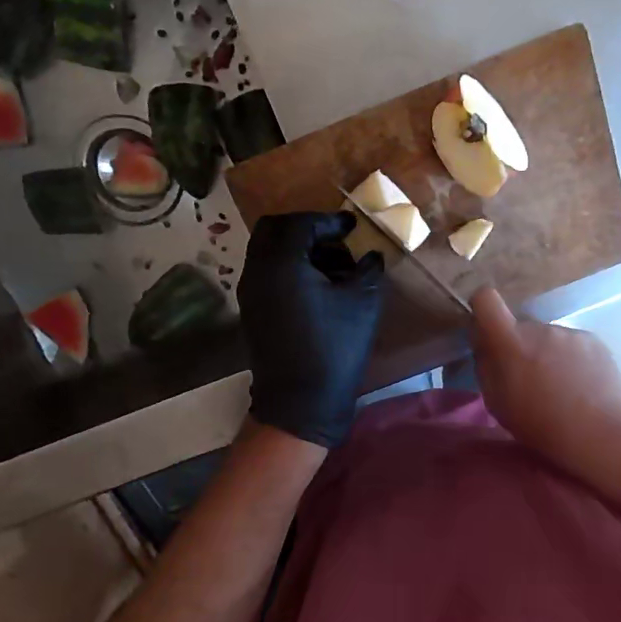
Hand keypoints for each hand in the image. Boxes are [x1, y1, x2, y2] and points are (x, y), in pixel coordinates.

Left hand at [238, 212, 385, 447]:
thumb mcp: (363, 302)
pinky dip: (289, 269)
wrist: (301, 401)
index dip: (329, 221)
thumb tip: (370, 255)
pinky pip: (267, 274)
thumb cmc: (335, 347)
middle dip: (306, 229)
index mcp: (282, 262)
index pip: (301, 223)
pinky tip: (318, 288)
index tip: (351, 226)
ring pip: (268, 252)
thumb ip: (368, 269)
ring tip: (333, 268)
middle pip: (274, 230)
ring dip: (298, 250)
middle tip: (335, 240)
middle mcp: (258, 270)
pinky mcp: (252, 311)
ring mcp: (250, 292)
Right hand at [470, 287, 620, 468]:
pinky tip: (582, 387)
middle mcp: (540, 328)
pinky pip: (573, 345)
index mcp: (511, 342)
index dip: (483, 310)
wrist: (600, 434)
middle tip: (530, 381)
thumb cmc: (541, 425)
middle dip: (520, 347)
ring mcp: (570, 333)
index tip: (487, 331)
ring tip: (561, 389)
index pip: (486, 300)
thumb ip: (486, 367)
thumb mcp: (497, 403)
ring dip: (548, 355)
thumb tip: (485, 346)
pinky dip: (572, 360)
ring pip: (549, 338)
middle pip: (521, 328)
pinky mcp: (594, 341)